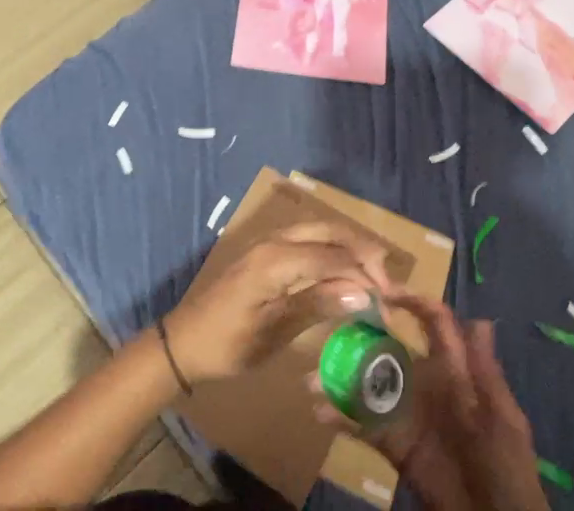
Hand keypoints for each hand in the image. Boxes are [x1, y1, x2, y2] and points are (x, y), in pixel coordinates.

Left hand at [163, 223, 390, 383]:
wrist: (184, 342)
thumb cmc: (227, 343)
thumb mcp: (274, 331)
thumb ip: (317, 304)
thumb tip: (363, 294)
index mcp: (276, 259)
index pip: (334, 256)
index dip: (366, 276)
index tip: (389, 302)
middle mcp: (273, 241)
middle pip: (329, 231)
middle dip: (362, 250)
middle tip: (388, 281)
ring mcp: (267, 244)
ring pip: (318, 231)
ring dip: (348, 246)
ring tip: (373, 274)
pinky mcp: (264, 254)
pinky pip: (306, 240)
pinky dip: (330, 249)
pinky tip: (343, 270)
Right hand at [315, 293, 547, 510]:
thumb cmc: (506, 467)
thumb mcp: (501, 419)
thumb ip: (484, 372)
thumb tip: (480, 319)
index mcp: (454, 373)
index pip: (432, 325)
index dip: (412, 303)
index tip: (379, 289)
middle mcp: (425, 385)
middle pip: (388, 349)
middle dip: (359, 335)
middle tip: (326, 323)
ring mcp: (406, 414)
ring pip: (368, 384)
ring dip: (339, 377)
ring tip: (308, 378)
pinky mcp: (392, 444)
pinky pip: (362, 426)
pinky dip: (339, 417)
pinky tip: (319, 412)